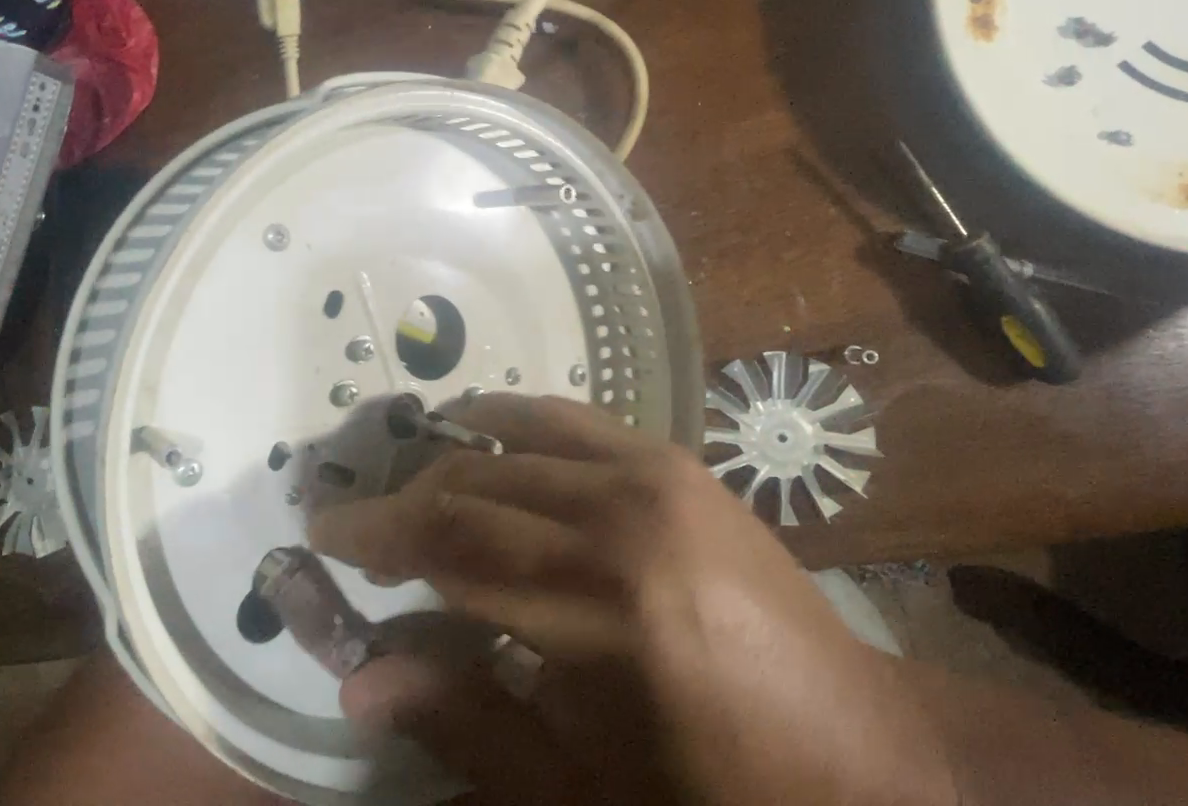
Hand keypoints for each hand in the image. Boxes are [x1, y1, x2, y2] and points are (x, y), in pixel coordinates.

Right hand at [308, 393, 958, 804]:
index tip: (321, 532)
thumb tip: (356, 677)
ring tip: (410, 495)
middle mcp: (626, 514)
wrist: (867, 756)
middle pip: (472, 485)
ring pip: (510, 443)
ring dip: (447, 466)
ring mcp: (659, 474)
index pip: (449, 543)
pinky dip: (509, 422)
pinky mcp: (679, 463)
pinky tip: (478, 434)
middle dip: (402, 506)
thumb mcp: (579, 789)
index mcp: (603, 604)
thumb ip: (463, 720)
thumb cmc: (715, 792)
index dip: (374, 534)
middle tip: (361, 532)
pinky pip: (570, 418)